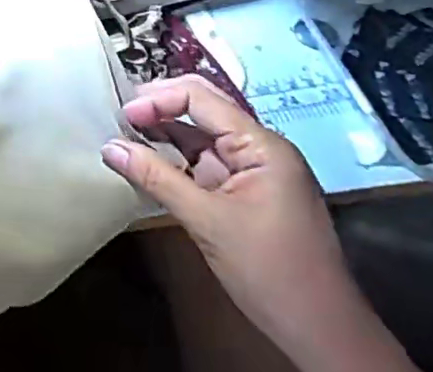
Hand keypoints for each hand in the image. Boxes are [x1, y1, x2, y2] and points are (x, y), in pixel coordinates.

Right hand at [101, 77, 414, 371]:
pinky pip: (204, 160)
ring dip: (164, 132)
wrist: (323, 334)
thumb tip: (109, 147)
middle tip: (120, 115)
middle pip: (202, 107)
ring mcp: (253, 168)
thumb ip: (157, 178)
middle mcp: (259, 146)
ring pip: (200, 134)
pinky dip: (175, 158)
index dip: (158, 99)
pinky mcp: (245, 190)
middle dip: (160, 106)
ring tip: (125, 133)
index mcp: (261, 144)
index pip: (201, 98)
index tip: (124, 114)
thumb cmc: (271, 272)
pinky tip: (147, 159)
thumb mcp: (207, 222)